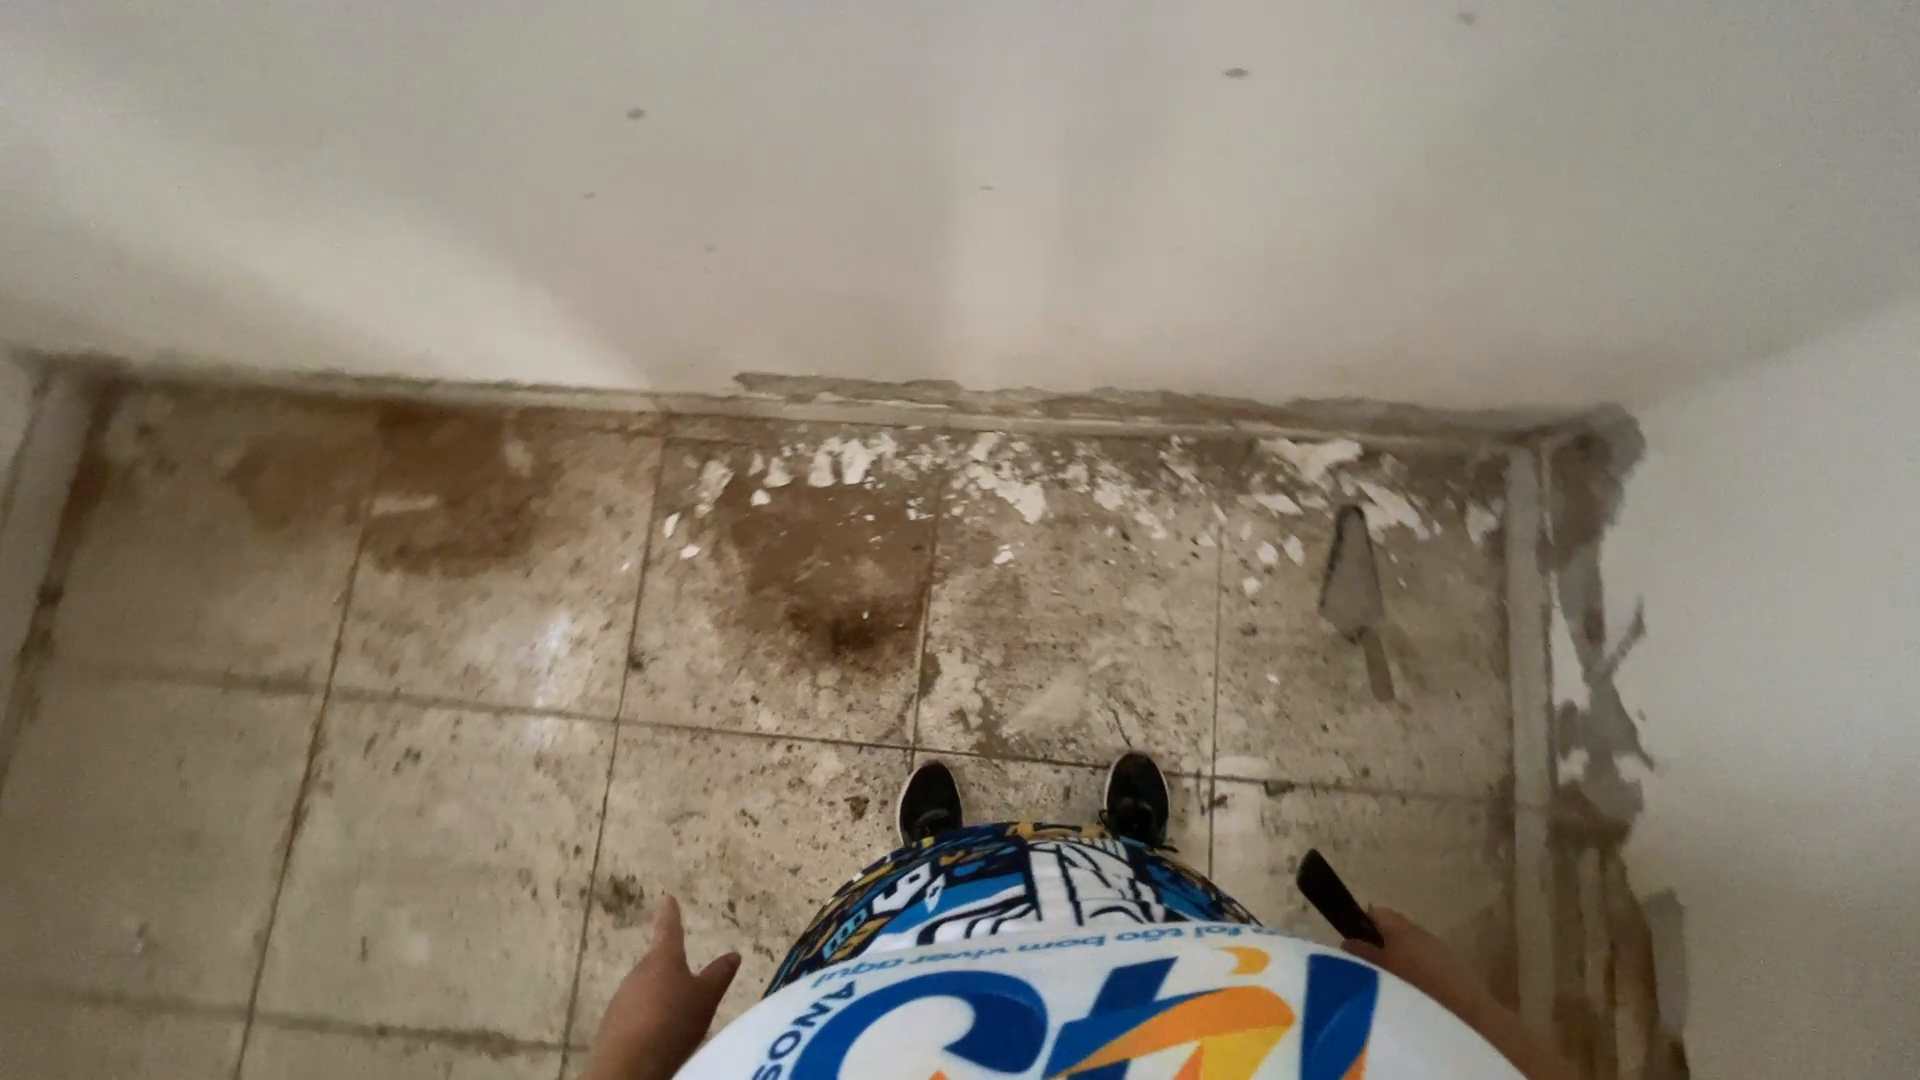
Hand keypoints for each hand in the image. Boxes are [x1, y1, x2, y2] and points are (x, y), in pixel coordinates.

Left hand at [585, 895, 741, 1079]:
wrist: (628, 1070)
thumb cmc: (672, 1024)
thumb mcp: (706, 998)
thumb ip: (719, 975)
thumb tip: (733, 954)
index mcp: (663, 959)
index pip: (668, 929)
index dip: (670, 913)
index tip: (667, 898)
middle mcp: (638, 973)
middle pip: (656, 964)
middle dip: (669, 970)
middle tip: (685, 982)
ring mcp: (621, 1000)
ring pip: (644, 991)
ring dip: (657, 998)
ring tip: (675, 1016)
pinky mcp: (610, 1028)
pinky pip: (633, 1016)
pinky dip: (645, 1020)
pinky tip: (656, 1037)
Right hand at [1339, 907, 1496, 1025]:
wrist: (1470, 1015)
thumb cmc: (1415, 985)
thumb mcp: (1379, 969)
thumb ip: (1361, 953)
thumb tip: (1347, 942)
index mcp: (1400, 926)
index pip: (1375, 912)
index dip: (1362, 925)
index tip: (1355, 946)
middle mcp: (1421, 931)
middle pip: (1394, 931)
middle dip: (1382, 945)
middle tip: (1372, 969)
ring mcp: (1441, 950)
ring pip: (1412, 948)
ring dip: (1402, 961)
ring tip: (1396, 984)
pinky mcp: (1457, 970)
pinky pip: (1429, 964)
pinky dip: (1421, 974)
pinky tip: (1419, 994)